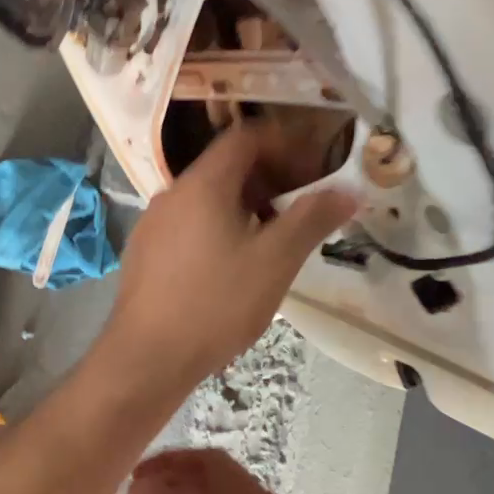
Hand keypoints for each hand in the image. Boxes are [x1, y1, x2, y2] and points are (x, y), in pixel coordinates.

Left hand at [100, 124, 355, 383]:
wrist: (146, 356)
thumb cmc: (216, 303)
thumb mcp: (274, 262)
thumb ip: (311, 219)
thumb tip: (349, 189)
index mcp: (202, 184)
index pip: (244, 137)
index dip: (283, 143)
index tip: (315, 164)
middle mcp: (171, 194)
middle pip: (225, 166)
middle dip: (269, 177)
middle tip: (304, 204)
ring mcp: (153, 223)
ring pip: (206, 198)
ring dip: (245, 205)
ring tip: (276, 237)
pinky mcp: (145, 252)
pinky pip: (189, 223)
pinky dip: (219, 227)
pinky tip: (236, 264)